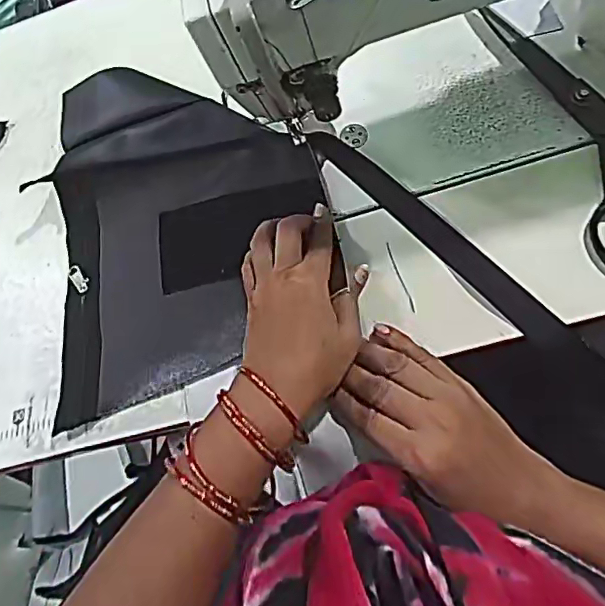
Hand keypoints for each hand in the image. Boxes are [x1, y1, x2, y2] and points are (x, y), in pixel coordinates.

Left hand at [239, 205, 366, 422]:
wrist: (275, 389)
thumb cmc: (312, 368)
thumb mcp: (348, 335)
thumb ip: (350, 299)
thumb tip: (356, 276)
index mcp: (310, 282)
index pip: (319, 241)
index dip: (325, 224)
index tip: (326, 216)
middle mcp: (282, 277)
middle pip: (286, 230)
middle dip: (299, 219)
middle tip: (309, 221)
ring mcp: (263, 286)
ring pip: (259, 240)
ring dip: (271, 227)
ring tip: (282, 227)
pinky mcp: (251, 298)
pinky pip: (248, 264)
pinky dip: (255, 251)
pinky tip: (261, 252)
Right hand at [331, 325, 569, 529]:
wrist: (526, 491)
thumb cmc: (479, 501)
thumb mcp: (425, 491)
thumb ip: (389, 456)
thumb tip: (357, 424)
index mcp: (422, 454)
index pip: (367, 417)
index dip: (341, 400)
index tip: (325, 390)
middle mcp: (434, 420)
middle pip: (378, 386)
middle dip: (348, 372)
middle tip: (327, 362)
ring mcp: (448, 397)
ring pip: (397, 363)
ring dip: (367, 352)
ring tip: (346, 344)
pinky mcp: (460, 384)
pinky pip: (423, 355)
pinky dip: (399, 342)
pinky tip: (381, 335)